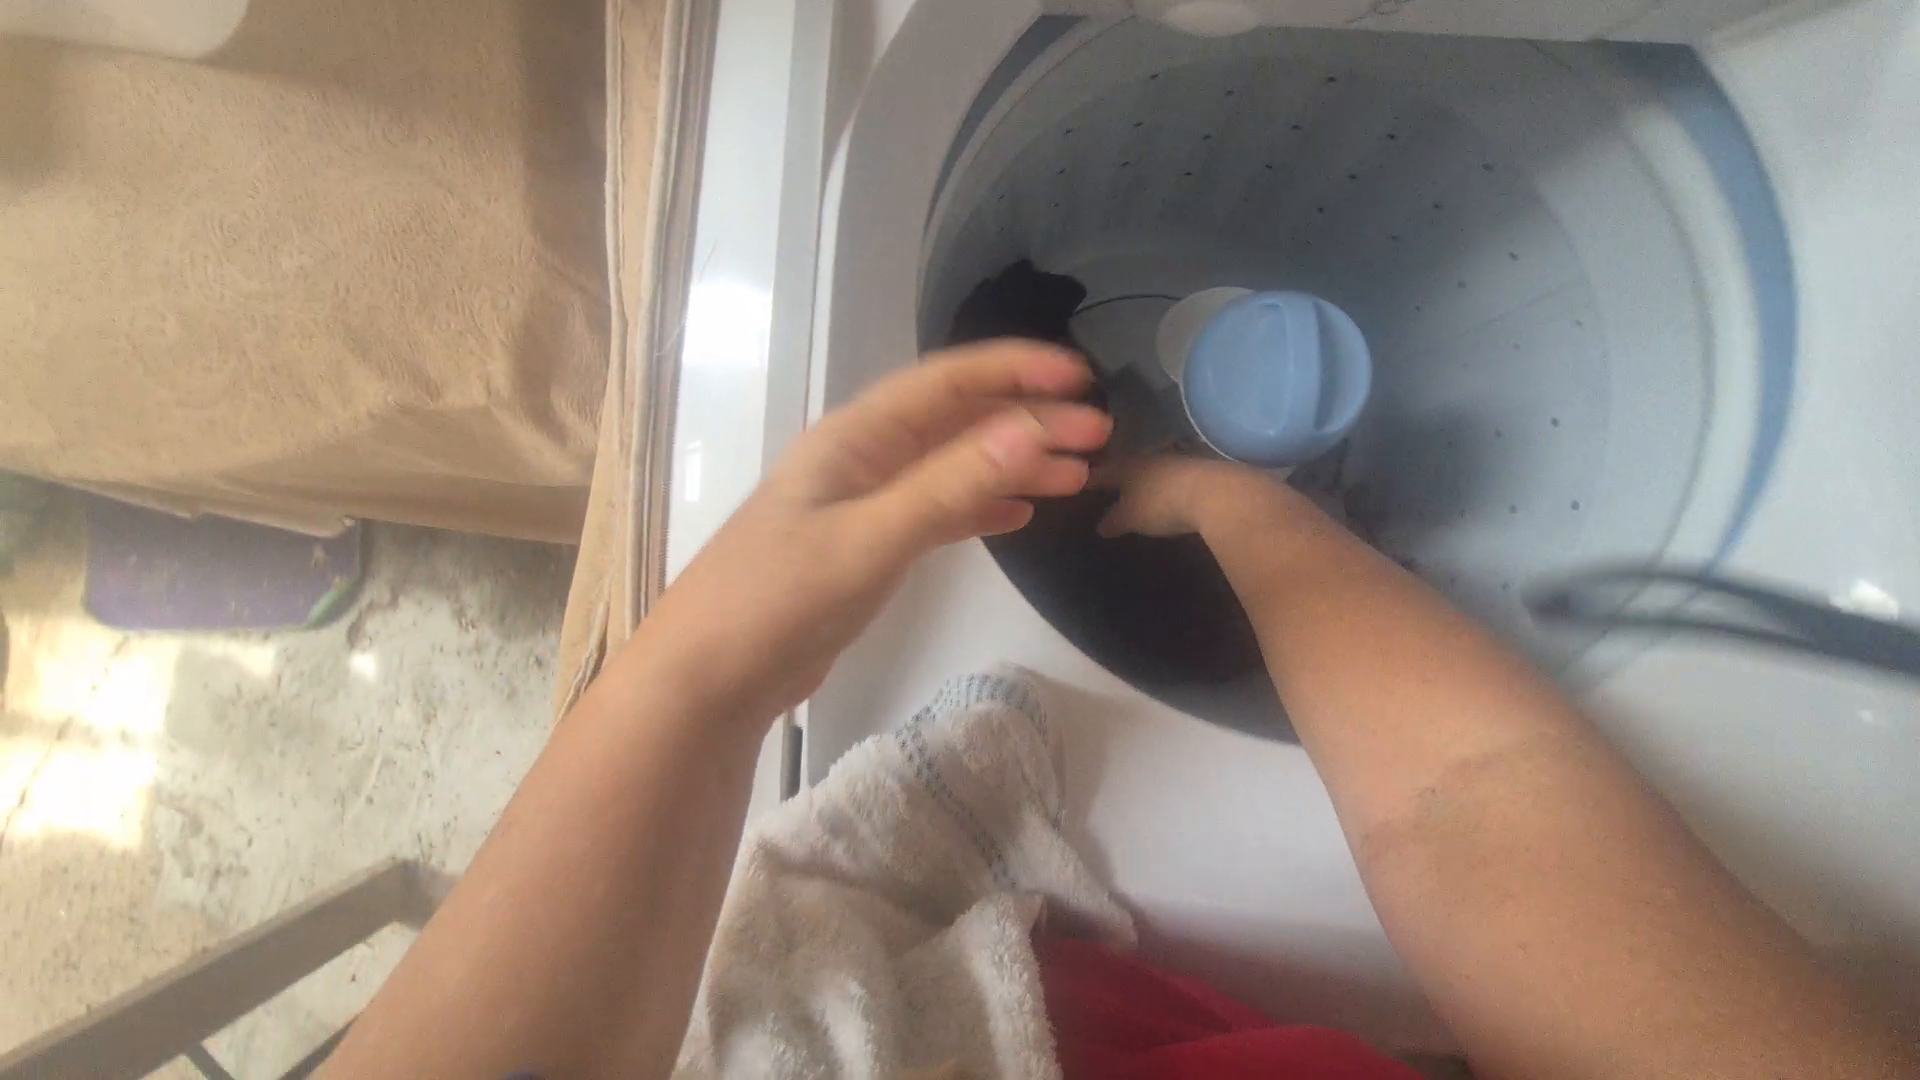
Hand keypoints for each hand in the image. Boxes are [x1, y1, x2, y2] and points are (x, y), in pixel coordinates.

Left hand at [627, 340, 1111, 721]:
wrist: (710, 677)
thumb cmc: (778, 600)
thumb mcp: (868, 539)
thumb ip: (947, 486)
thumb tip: (1028, 430)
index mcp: (855, 438)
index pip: (946, 383)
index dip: (1014, 372)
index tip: (1080, 380)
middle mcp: (862, 459)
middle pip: (956, 423)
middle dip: (1026, 422)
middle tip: (1096, 436)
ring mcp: (865, 504)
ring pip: (953, 468)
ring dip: (1011, 464)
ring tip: (1076, 474)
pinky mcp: (867, 548)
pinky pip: (937, 512)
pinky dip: (980, 507)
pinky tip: (1019, 513)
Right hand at [1095, 456, 1270, 538]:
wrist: (1219, 495)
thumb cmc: (1162, 504)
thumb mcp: (1130, 518)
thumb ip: (1113, 520)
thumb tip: (1100, 526)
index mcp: (1126, 464)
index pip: (1102, 469)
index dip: (1089, 477)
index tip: (1079, 481)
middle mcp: (1149, 456)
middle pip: (1128, 463)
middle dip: (1118, 472)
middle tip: (1108, 484)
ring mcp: (1178, 460)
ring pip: (1153, 466)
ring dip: (1145, 476)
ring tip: (1137, 489)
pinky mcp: (1202, 470)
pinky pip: (1174, 475)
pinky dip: (1166, 483)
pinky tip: (1166, 493)